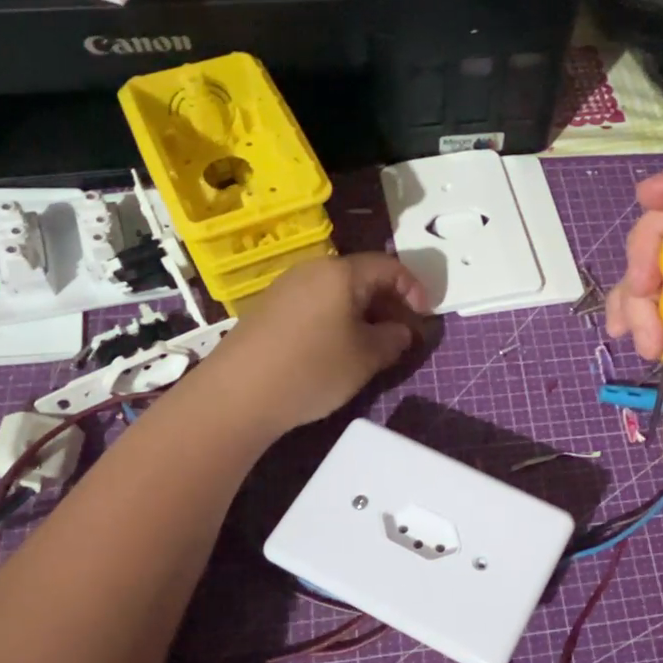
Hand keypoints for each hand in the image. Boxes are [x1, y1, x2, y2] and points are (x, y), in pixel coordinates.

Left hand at [207, 253, 429, 435]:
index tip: (424, 317)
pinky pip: (315, 304)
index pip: (389, 267)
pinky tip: (337, 349)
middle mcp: (312, 270)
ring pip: (337, 292)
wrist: (238, 395)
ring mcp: (286, 288)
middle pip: (361, 276)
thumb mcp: (366, 358)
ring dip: (362, 312)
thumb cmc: (312, 370)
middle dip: (388, 302)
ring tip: (373, 344)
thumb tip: (399, 330)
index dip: (414, 289)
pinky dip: (337, 319)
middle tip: (402, 333)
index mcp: (340, 273)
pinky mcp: (269, 309)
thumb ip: (392, 339)